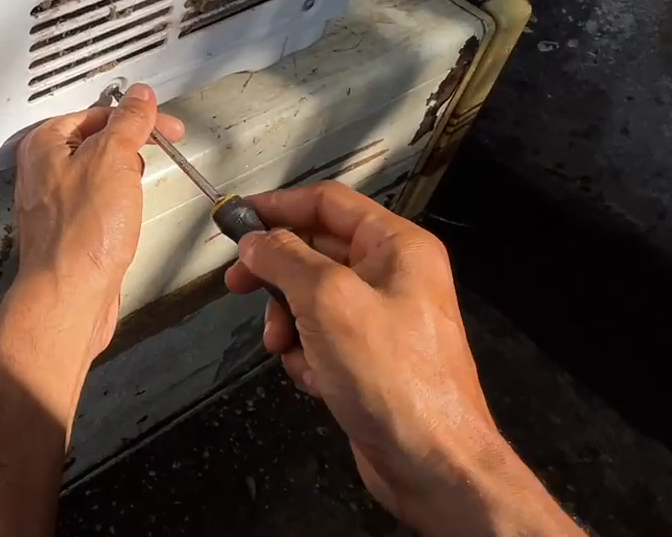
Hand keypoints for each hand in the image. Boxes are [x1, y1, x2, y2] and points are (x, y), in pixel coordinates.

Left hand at [9, 83, 183, 357]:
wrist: (70, 296)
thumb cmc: (82, 234)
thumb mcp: (113, 159)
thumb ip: (128, 122)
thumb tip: (139, 96)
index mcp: (45, 143)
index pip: (98, 112)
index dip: (137, 117)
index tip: (165, 127)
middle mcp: (42, 169)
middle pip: (97, 140)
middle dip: (129, 148)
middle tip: (151, 158)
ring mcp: (53, 201)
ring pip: (99, 173)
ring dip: (124, 178)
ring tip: (132, 195)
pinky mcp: (67, 230)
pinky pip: (97, 204)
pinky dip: (117, 205)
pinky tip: (125, 220)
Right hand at [225, 182, 578, 535]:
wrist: (434, 468)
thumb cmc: (388, 372)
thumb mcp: (326, 298)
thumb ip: (283, 257)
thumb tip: (253, 240)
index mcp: (396, 246)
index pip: (326, 202)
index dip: (278, 205)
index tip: (237, 217)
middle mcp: (391, 274)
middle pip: (312, 250)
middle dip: (275, 272)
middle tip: (238, 283)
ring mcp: (379, 317)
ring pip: (308, 296)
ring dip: (286, 320)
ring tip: (282, 344)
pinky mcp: (367, 356)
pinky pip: (318, 334)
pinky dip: (305, 352)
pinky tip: (313, 377)